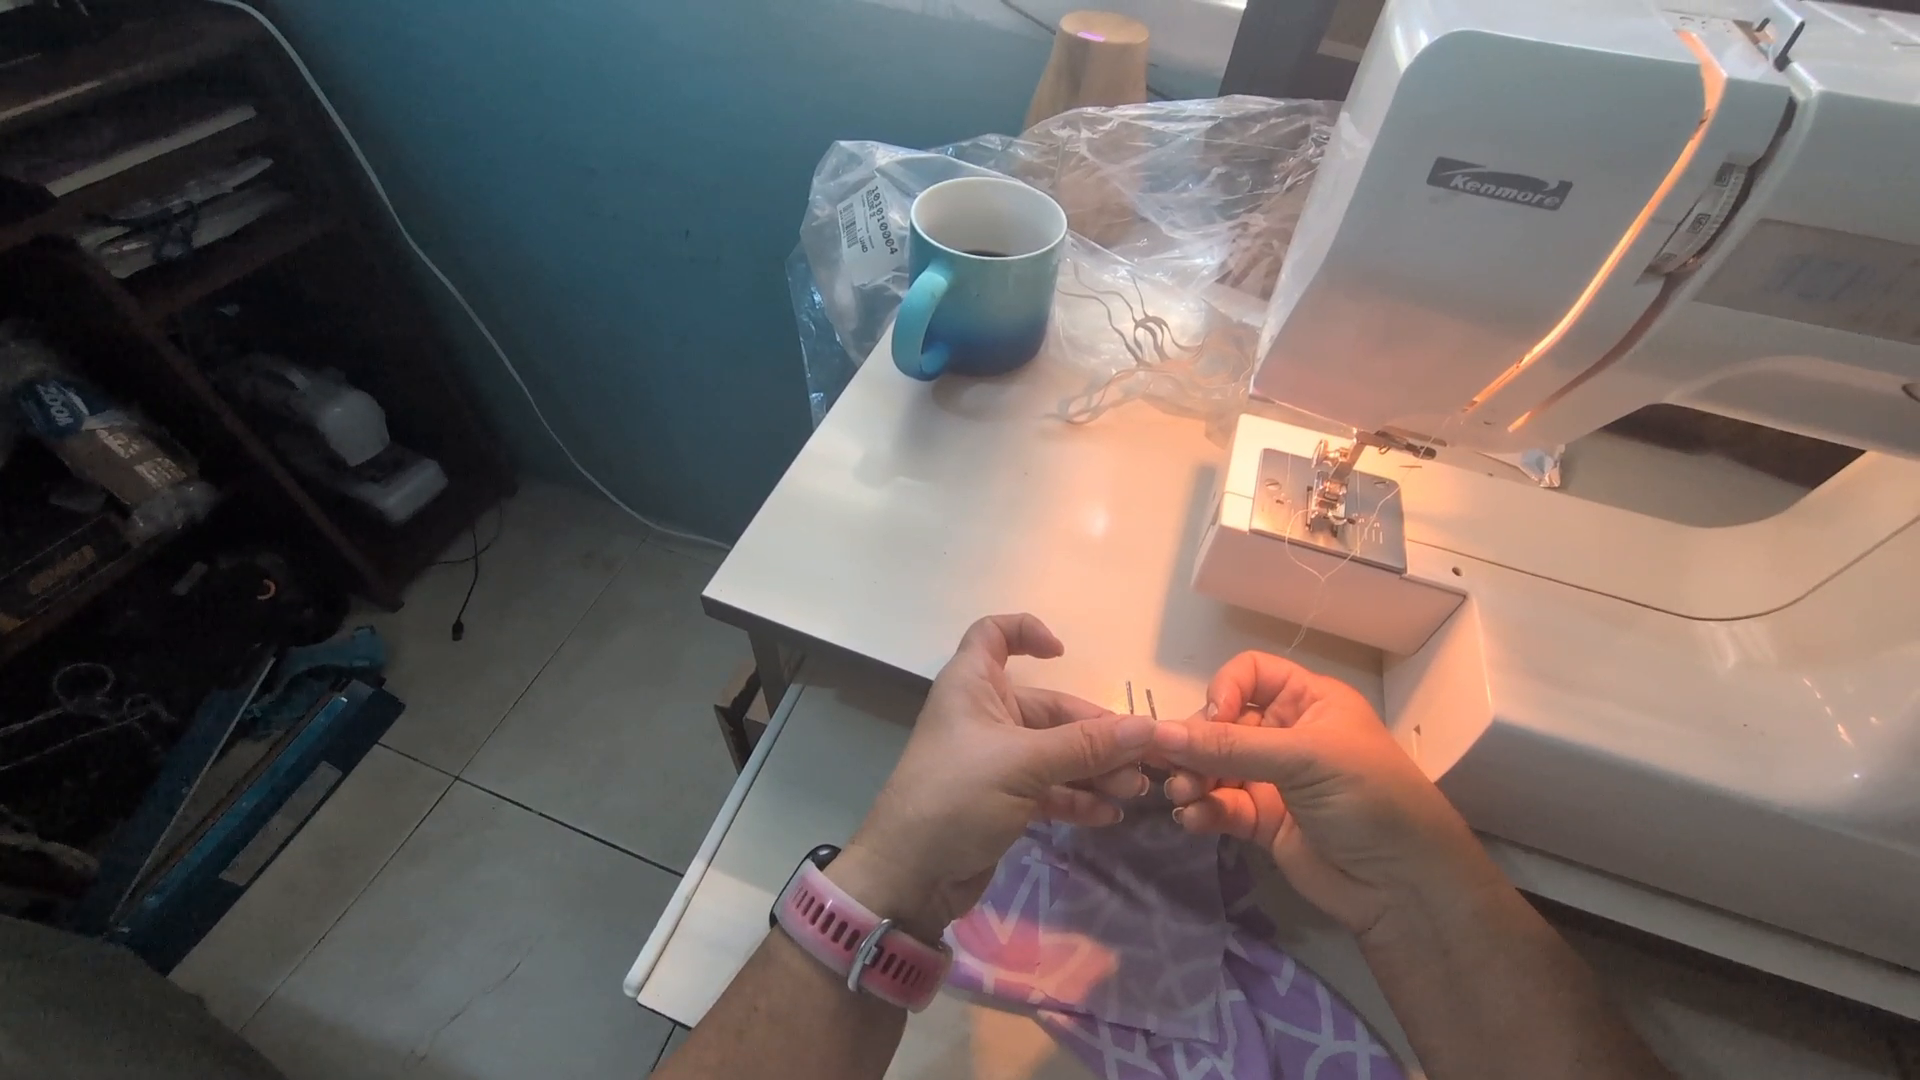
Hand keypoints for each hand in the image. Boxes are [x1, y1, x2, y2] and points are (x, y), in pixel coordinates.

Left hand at [833, 615, 1155, 940]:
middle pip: (1048, 708)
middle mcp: (985, 715)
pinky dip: (1078, 798)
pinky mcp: (1003, 800)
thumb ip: (1086, 747)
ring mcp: (995, 760)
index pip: (993, 634)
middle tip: (1143, 760)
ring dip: (1095, 769)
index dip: (1026, 632)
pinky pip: (1049, 789)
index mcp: (973, 685)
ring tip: (1135, 791)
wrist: (910, 876)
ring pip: (1055, 752)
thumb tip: (1148, 728)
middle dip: (1095, 733)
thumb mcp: (1024, 764)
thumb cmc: (957, 795)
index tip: (1063, 653)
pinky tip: (1109, 815)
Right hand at [1153, 651, 1500, 937]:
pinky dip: (1201, 810)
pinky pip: (1219, 805)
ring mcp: (1272, 779)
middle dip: (1195, 743)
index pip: (1249, 674)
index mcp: (1307, 702)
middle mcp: (1285, 734)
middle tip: (1175, 767)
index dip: (1224, 690)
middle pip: (1221, 722)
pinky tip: (1193, 820)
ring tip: (1184, 796)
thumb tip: (1157, 733)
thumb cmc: (1370, 800)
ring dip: (1192, 778)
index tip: (1214, 719)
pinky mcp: (1261, 821)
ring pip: (1213, 766)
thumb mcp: (1304, 760)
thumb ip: (1229, 746)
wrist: (1409, 890)